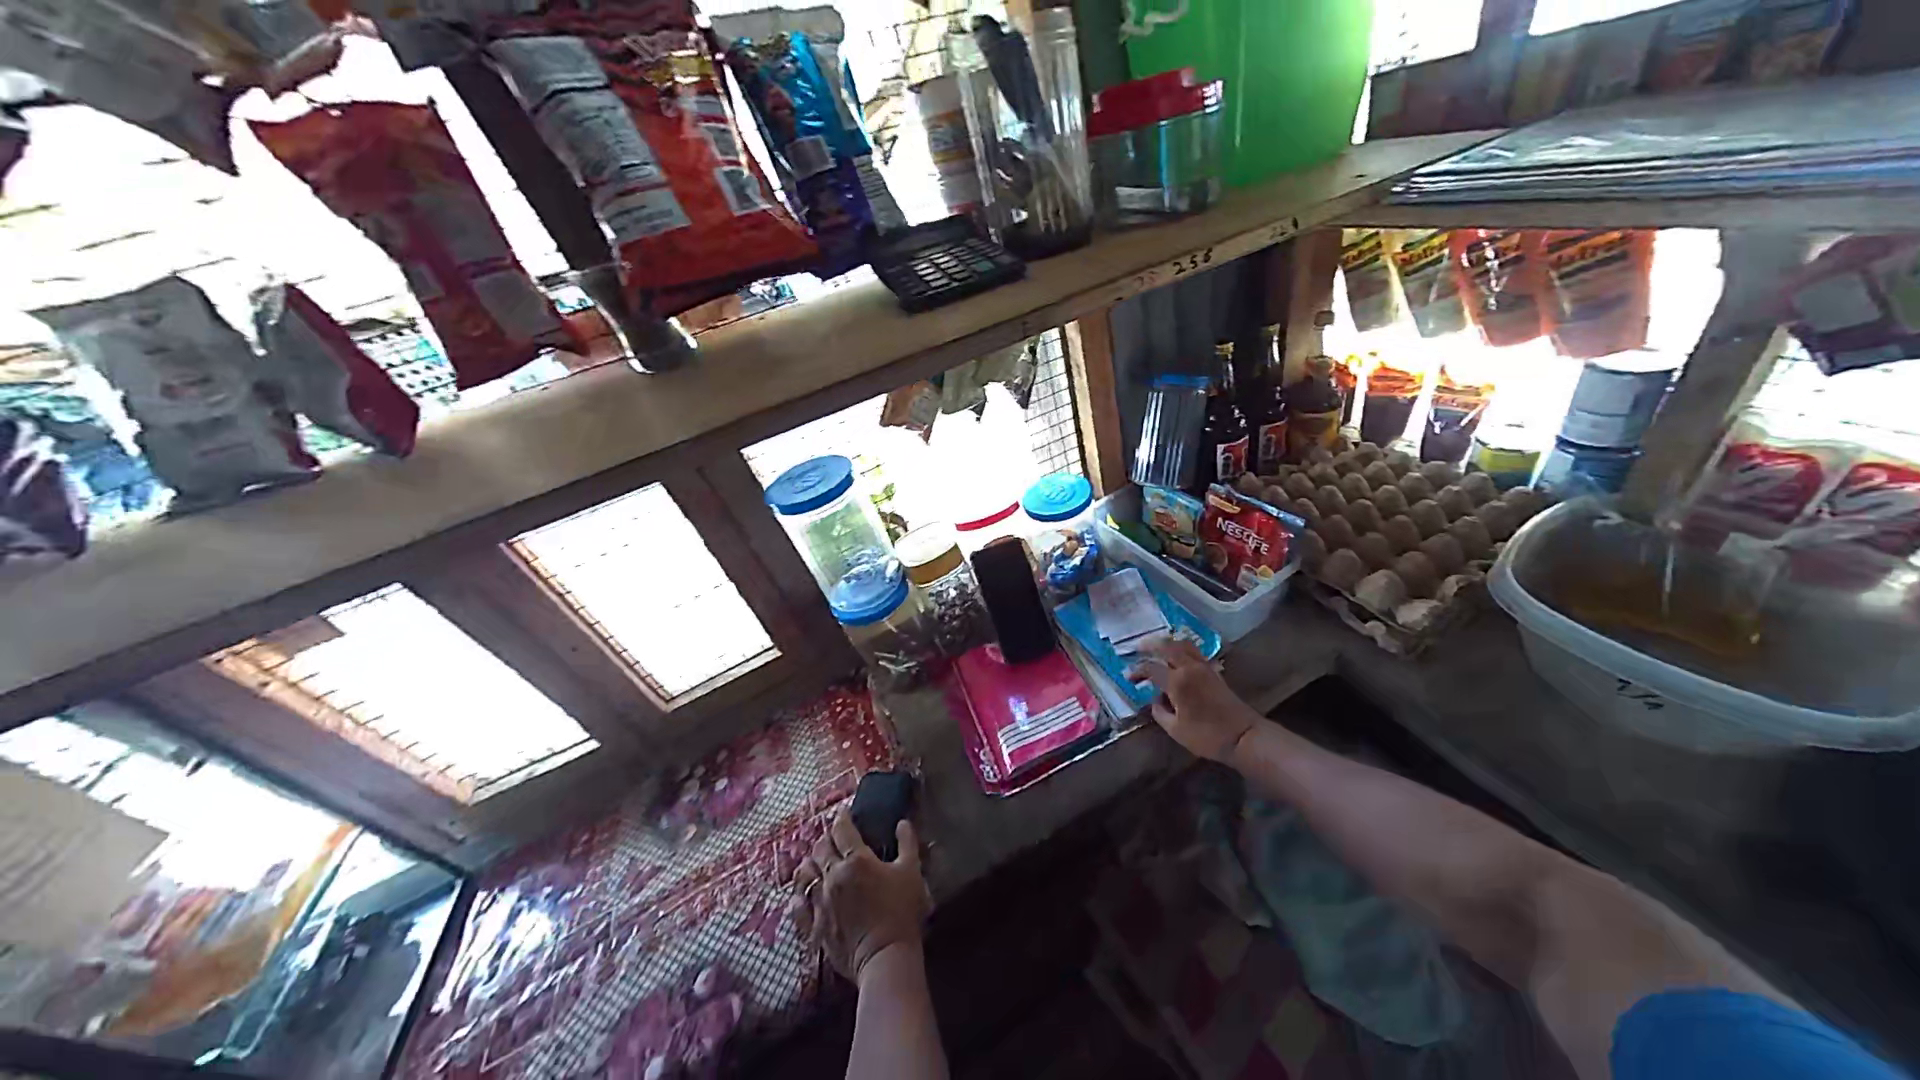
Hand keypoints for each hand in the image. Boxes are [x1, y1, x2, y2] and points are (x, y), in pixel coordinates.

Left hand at [793, 809, 930, 983]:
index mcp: (856, 860)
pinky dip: (800, 893)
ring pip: (805, 872)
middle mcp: (833, 875)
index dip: (842, 818)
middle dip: (826, 838)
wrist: (885, 956)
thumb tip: (902, 823)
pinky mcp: (813, 925)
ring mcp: (820, 901)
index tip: (844, 813)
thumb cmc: (901, 912)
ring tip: (817, 860)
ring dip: (811, 862)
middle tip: (834, 837)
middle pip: (821, 848)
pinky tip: (804, 891)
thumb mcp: (912, 872)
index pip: (842, 830)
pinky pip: (798, 904)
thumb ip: (907, 844)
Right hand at [1130, 639, 1259, 761]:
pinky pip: (1194, 653)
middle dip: (1151, 646)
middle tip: (1138, 648)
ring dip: (1168, 644)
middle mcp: (1190, 668)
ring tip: (1158, 648)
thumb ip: (1160, 712)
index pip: (1151, 668)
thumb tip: (1156, 701)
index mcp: (1177, 681)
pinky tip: (1178, 659)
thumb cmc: (1207, 736)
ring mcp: (1204, 668)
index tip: (1128, 678)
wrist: (1244, 737)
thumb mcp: (1175, 730)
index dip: (1137, 671)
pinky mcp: (1215, 672)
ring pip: (1183, 646)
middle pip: (1168, 647)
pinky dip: (1182, 650)